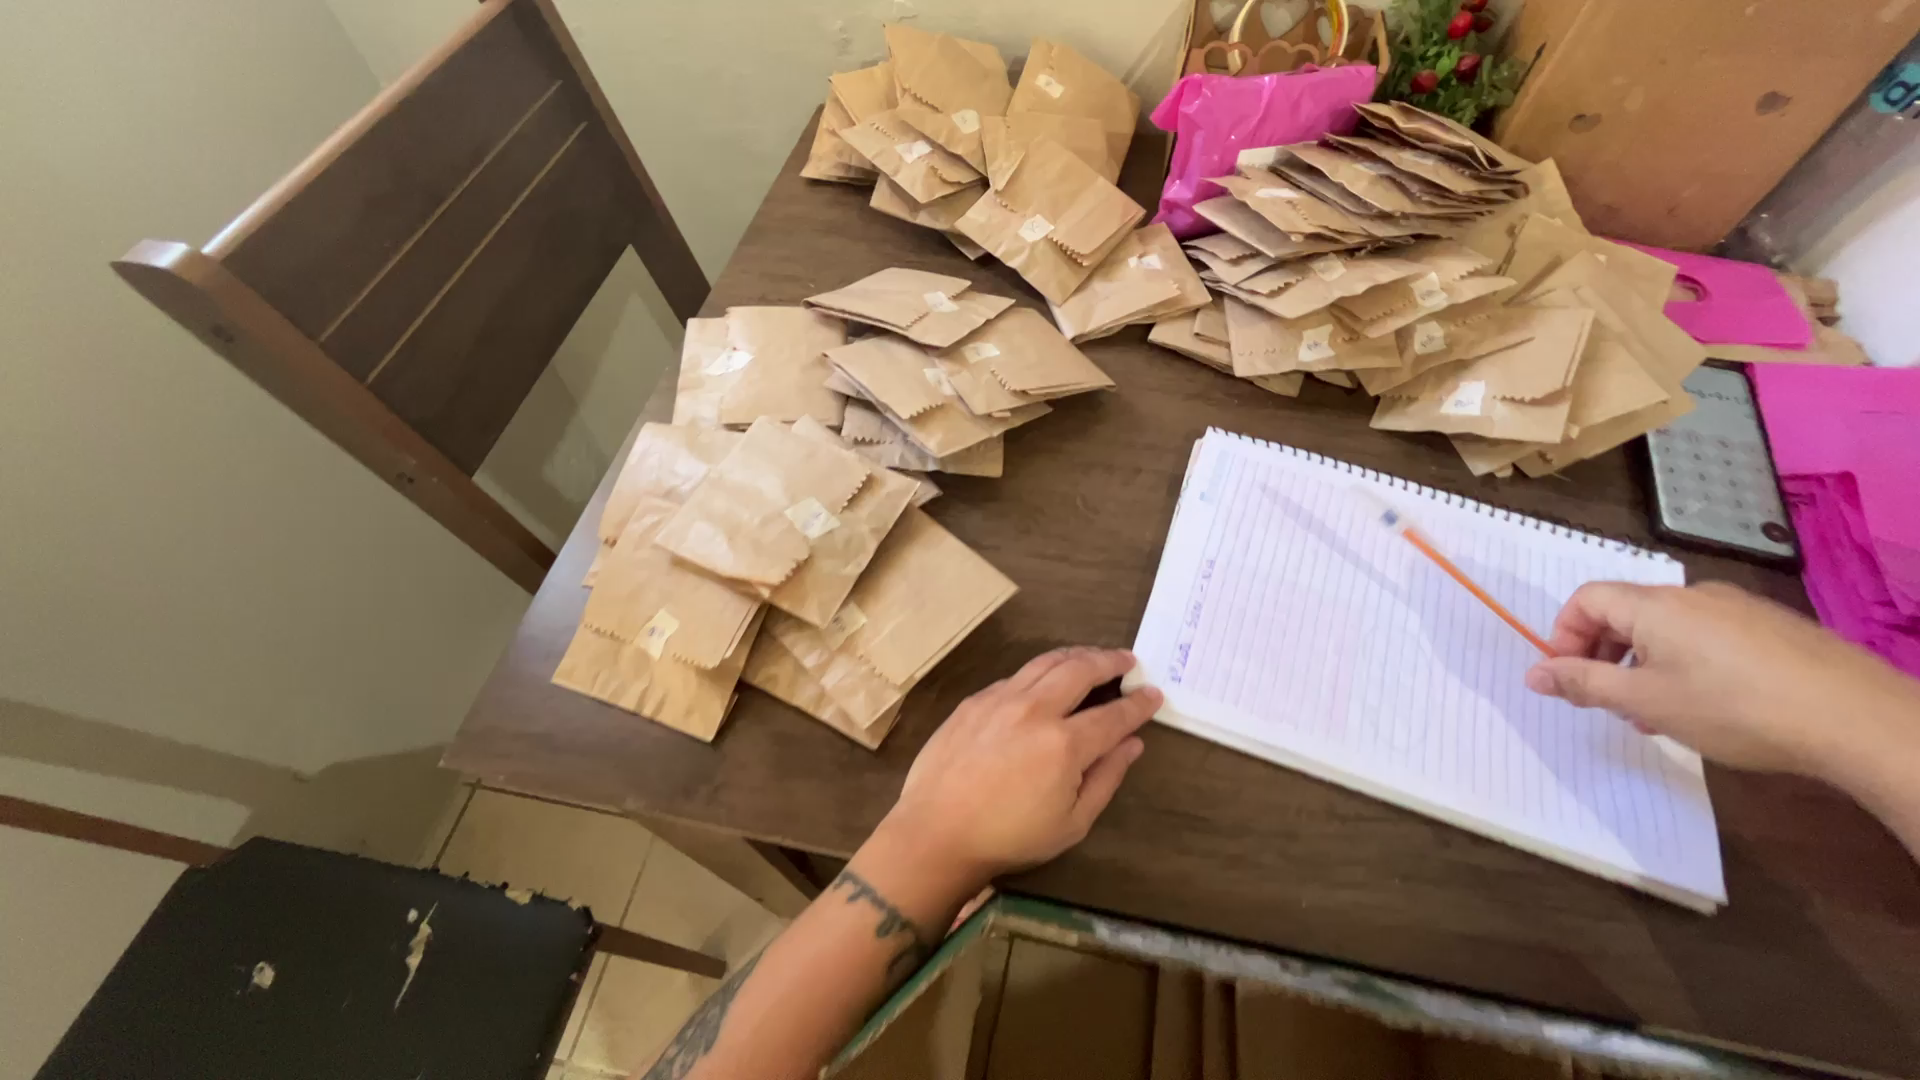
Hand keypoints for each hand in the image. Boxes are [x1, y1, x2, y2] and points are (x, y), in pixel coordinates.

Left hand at [881, 647, 1161, 887]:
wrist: (937, 831)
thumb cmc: (1009, 837)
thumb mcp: (1072, 822)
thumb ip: (1106, 777)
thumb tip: (1132, 744)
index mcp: (1065, 744)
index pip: (1114, 715)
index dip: (1138, 704)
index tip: (1153, 693)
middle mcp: (1035, 710)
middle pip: (1080, 669)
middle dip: (1109, 661)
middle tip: (1126, 660)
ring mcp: (1001, 699)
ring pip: (1046, 662)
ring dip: (1075, 655)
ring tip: (1091, 657)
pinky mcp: (975, 700)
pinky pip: (1016, 676)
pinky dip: (1039, 671)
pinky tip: (1044, 679)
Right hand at [1524, 581, 1919, 781]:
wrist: (1863, 723)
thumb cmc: (1734, 708)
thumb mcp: (1644, 702)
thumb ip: (1582, 683)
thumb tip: (1533, 674)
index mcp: (1655, 606)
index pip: (1586, 599)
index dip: (1564, 634)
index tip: (1568, 677)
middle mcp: (1694, 596)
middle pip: (1625, 613)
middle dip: (1602, 654)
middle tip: (1605, 700)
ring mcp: (1741, 610)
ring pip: (1667, 629)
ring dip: (1643, 664)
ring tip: (1655, 712)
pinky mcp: (1776, 630)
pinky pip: (1708, 637)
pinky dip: (1686, 664)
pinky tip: (1706, 706)